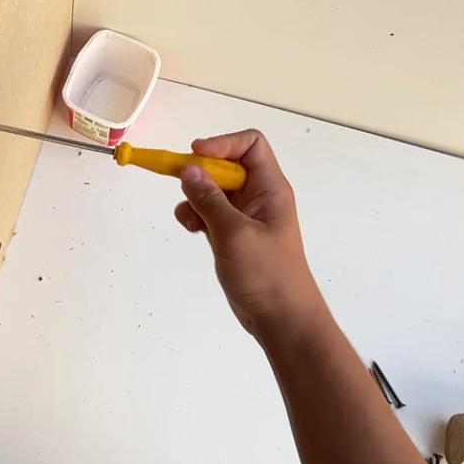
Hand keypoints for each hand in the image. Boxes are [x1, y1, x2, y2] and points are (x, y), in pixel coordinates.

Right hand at [173, 130, 324, 336]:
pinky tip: (191, 229)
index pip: (250, 145)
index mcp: (270, 189)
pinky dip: (195, 215)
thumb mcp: (235, 233)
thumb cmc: (267, 274)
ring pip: (212, 189)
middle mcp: (258, 197)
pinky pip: (208, 212)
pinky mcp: (231, 234)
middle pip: (226, 165)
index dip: (223, 143)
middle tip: (182, 185)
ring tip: (189, 219)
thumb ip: (209, 200)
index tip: (195, 154)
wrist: (281, 319)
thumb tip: (188, 170)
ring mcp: (244, 216)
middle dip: (201, 173)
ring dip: (194, 197)